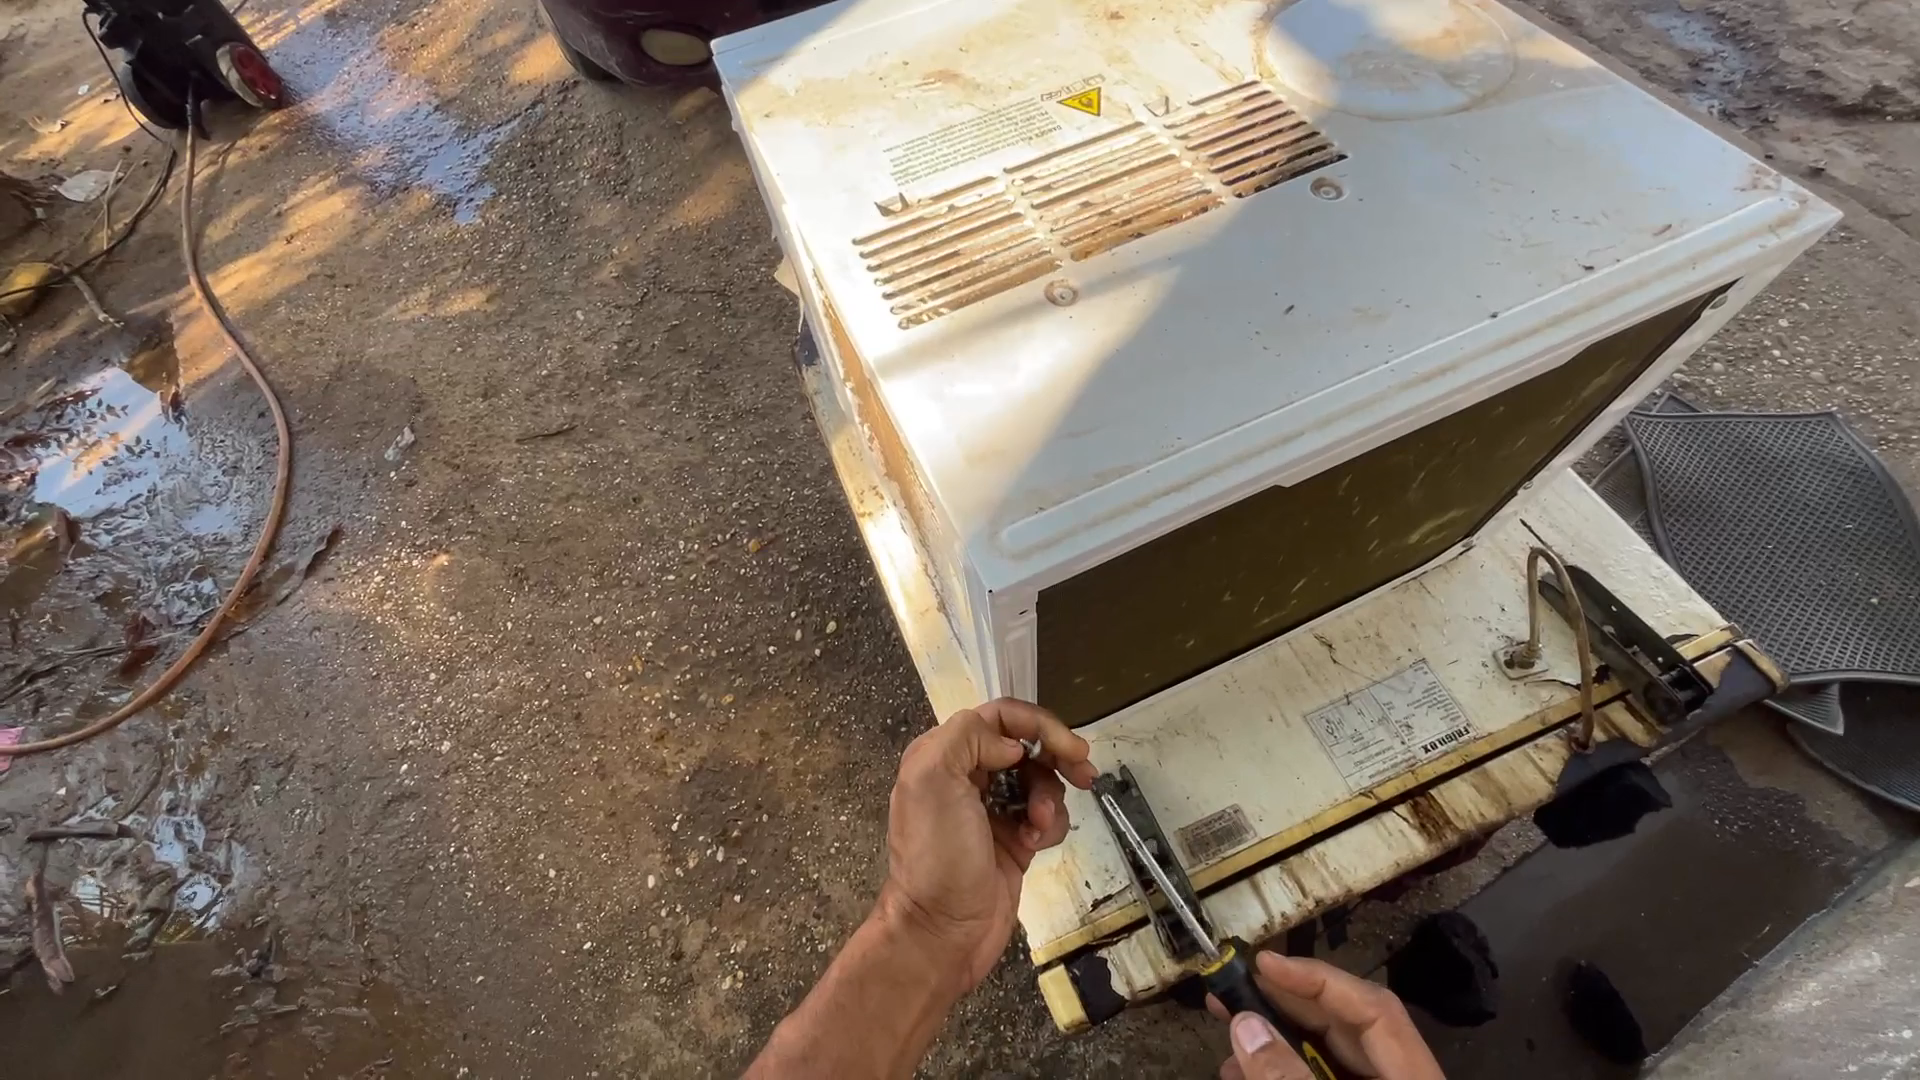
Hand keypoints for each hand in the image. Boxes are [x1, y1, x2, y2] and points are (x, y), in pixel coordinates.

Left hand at [875, 698, 1097, 991]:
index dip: (1037, 723)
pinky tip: (1035, 844)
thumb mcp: (933, 779)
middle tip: (1084, 773)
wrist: (942, 934)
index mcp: (943, 753)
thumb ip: (967, 738)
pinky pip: (1045, 815)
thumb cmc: (937, 854)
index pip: (999, 716)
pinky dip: (1048, 824)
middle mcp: (967, 774)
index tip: (1068, 745)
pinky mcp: (1013, 839)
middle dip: (1055, 755)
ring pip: (1040, 779)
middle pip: (1025, 744)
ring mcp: (992, 808)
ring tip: (1037, 825)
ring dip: (1049, 797)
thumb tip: (1012, 745)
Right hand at [1209, 953, 1444, 1079]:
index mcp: (1414, 1079)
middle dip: (1283, 1006)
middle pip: (1345, 1028)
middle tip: (1230, 990)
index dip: (1317, 978)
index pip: (1374, 1006)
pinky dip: (1280, 1074)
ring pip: (1326, 1060)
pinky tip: (1242, 1074)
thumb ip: (1289, 1079)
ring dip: (1273, 1044)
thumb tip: (1244, 1023)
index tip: (1262, 963)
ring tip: (1227, 1039)